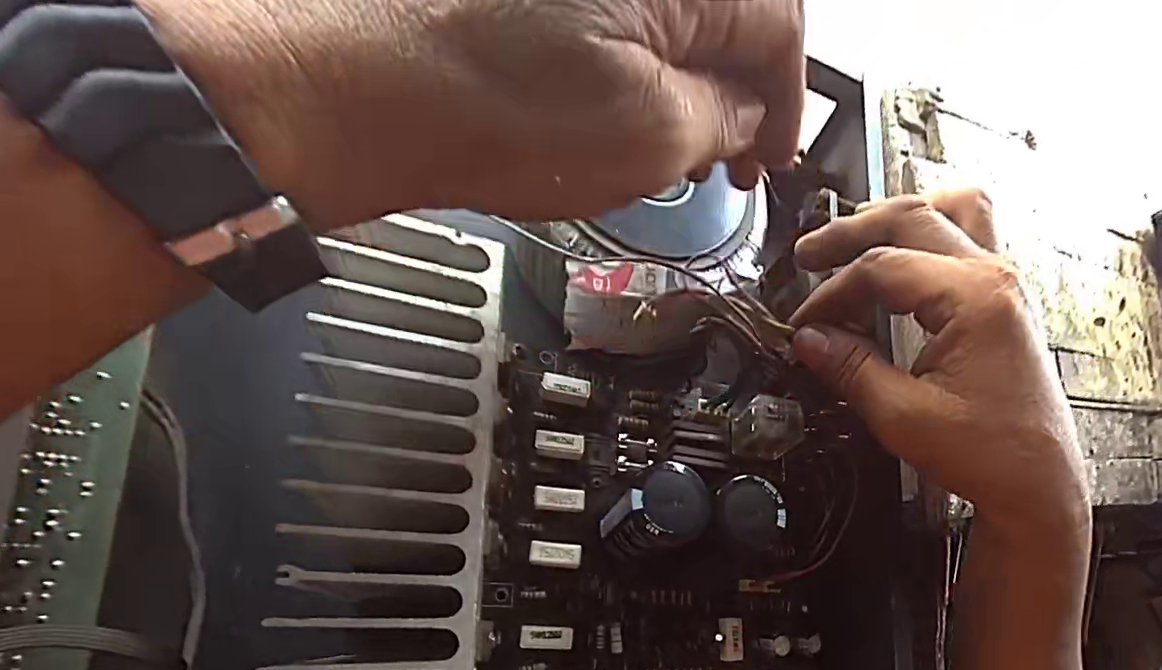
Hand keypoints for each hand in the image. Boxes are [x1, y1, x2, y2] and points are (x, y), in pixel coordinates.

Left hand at [140, 0, 806, 227]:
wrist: (373, 89)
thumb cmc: (504, 110)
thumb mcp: (653, 136)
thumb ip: (726, 120)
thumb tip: (753, 118)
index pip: (778, 23)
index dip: (788, 102)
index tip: (775, 157)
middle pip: (734, 15)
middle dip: (746, 94)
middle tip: (739, 162)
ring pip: (683, 21)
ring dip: (700, 88)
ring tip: (692, 153)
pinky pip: (633, 20)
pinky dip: (654, 72)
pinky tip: (646, 119)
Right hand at [788, 192, 1089, 555]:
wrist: (1037, 483)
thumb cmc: (990, 454)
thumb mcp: (903, 417)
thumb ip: (851, 369)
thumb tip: (811, 339)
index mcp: (974, 298)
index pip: (882, 268)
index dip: (831, 292)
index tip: (805, 322)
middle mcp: (996, 278)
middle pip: (913, 218)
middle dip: (852, 232)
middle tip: (810, 254)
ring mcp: (1005, 287)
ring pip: (951, 213)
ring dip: (899, 220)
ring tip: (858, 242)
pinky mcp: (1005, 305)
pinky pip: (968, 243)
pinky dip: (928, 242)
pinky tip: (903, 267)